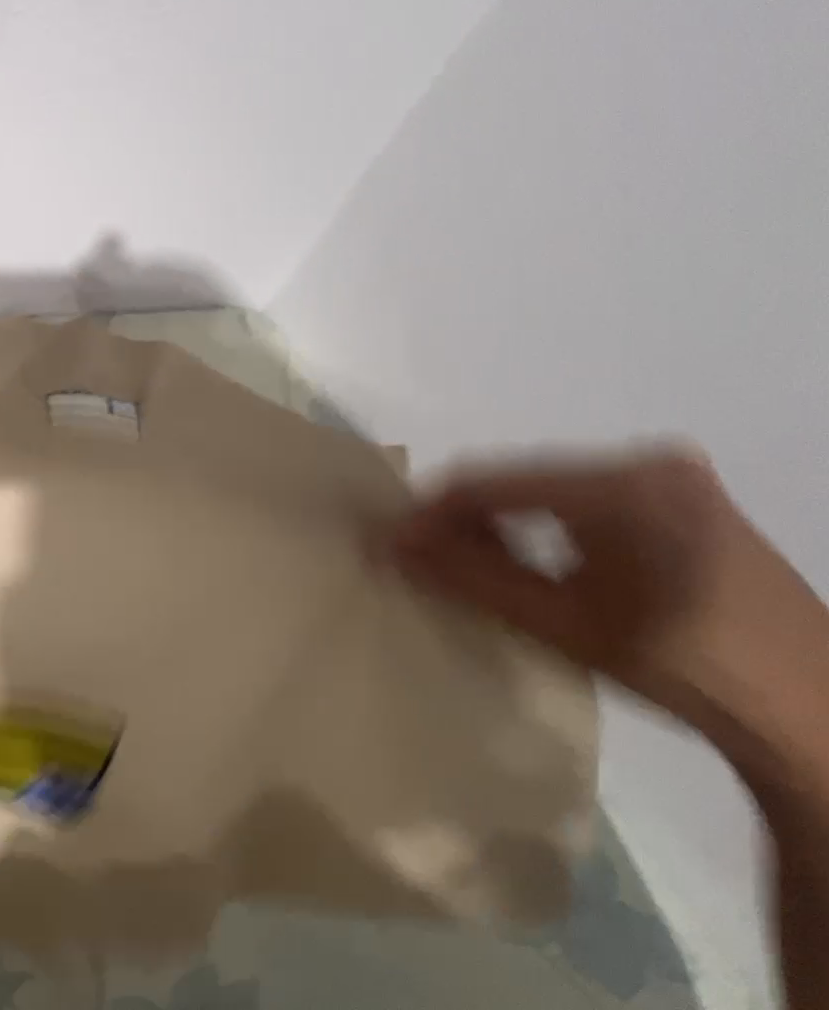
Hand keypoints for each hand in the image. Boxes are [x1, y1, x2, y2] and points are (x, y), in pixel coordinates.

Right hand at [388, 448, 828, 767]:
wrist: (811, 708)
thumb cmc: (683, 666)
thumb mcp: (559, 622)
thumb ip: (466, 576)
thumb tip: (388, 543)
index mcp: (624, 483)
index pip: (488, 482)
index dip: (426, 516)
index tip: (384, 551)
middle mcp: (647, 462)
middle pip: (515, 481)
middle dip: (459, 523)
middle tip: (422, 567)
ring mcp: (670, 478)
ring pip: (542, 491)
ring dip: (495, 528)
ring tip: (465, 573)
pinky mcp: (682, 499)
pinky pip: (578, 500)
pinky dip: (537, 530)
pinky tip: (525, 568)